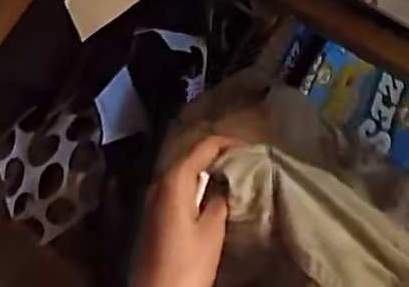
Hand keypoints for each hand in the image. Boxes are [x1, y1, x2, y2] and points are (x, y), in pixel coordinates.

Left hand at [133, 135, 243, 286]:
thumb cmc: (186, 266)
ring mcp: (157, 196)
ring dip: (210, 168)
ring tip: (236, 175)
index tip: (251, 150)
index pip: (206, 145)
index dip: (230, 143)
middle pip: (194, 154)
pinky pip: (181, 185)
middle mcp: (162, 179)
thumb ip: (221, 198)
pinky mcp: (158, 212)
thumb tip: (229, 179)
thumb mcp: (211, 232)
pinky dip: (199, 182)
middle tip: (246, 161)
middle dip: (220, 153)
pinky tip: (215, 193)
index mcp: (175, 178)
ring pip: (187, 169)